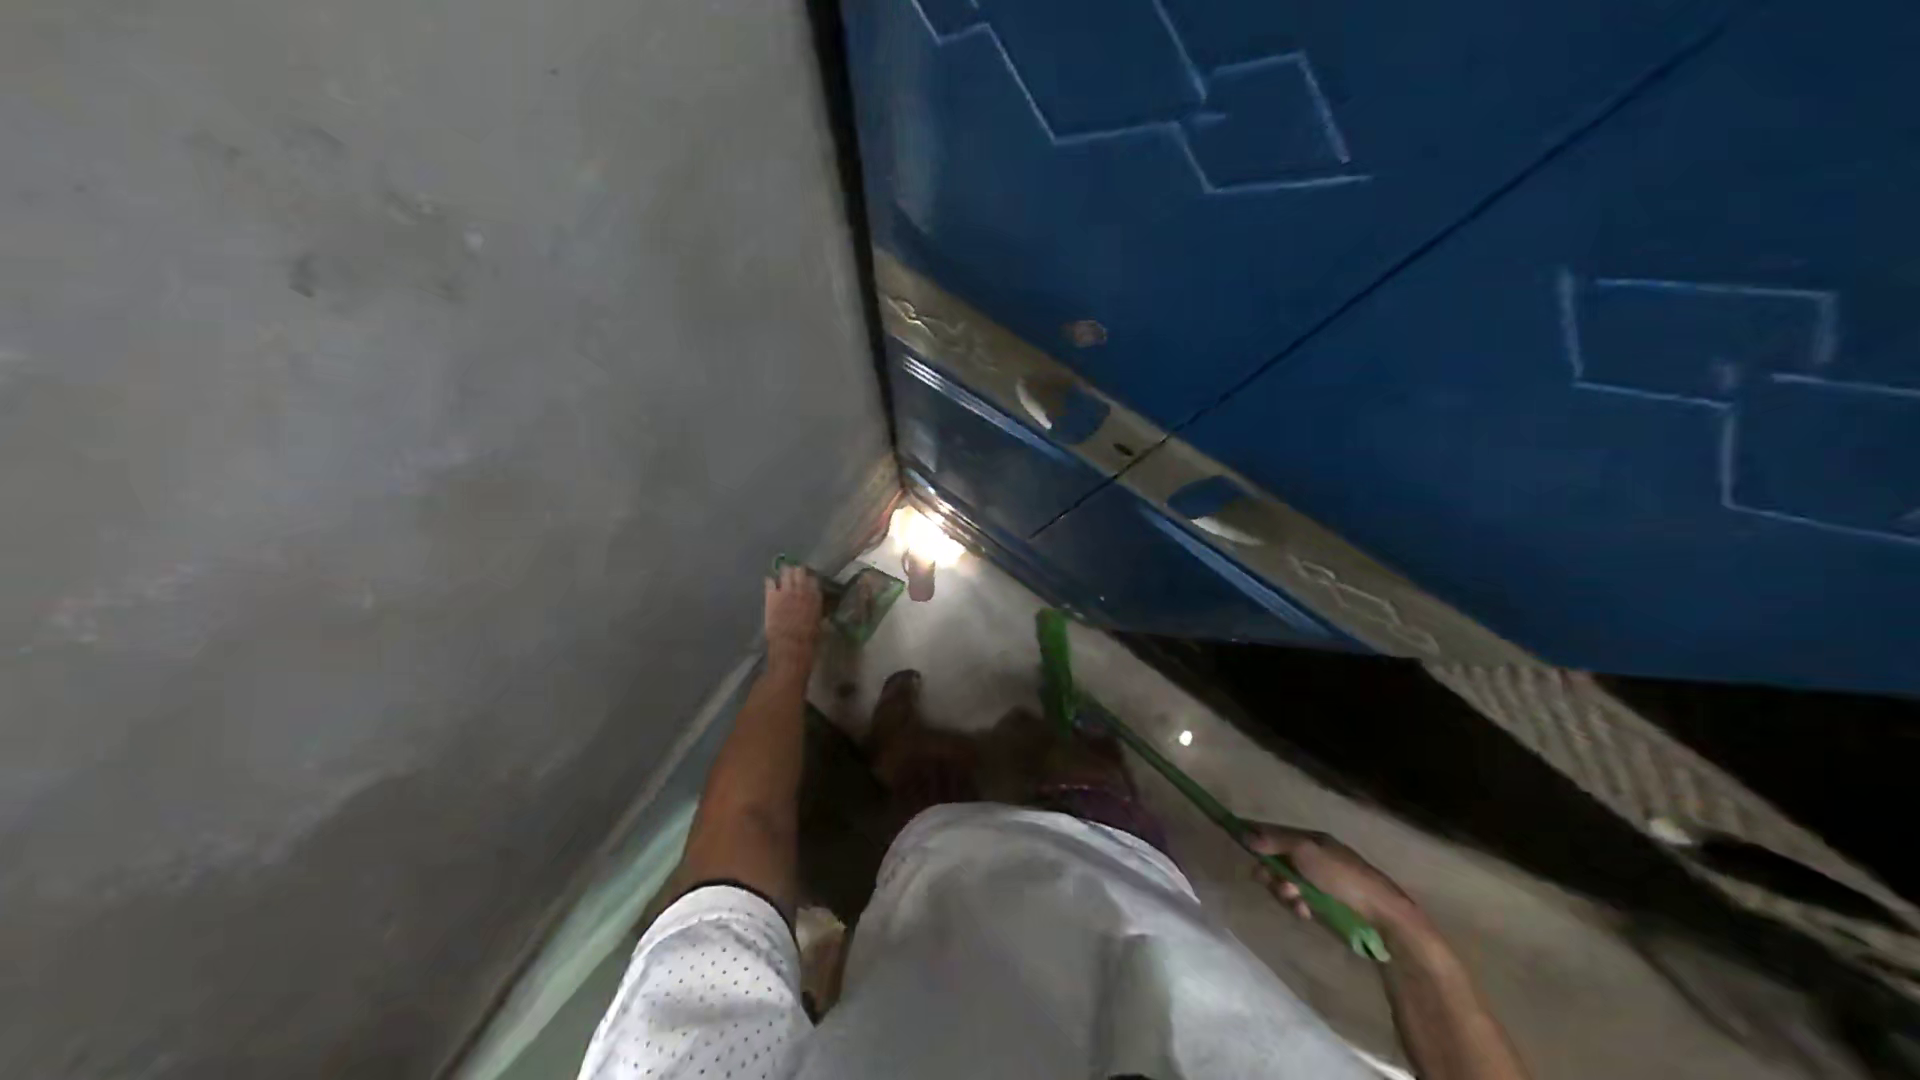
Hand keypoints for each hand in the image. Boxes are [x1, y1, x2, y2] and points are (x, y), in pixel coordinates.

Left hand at [765, 565, 823, 671]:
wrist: (789, 646)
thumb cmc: (808, 641)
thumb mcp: (819, 625)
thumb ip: (816, 612)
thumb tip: (816, 609)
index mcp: (815, 597)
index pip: (813, 581)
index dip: (810, 579)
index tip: (809, 579)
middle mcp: (801, 591)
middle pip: (800, 572)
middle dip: (798, 572)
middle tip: (796, 571)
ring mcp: (785, 592)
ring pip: (785, 573)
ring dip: (785, 572)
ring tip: (784, 570)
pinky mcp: (771, 597)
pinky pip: (769, 583)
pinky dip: (770, 582)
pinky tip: (770, 581)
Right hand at [1248, 823, 1426, 937]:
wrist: (1381, 916)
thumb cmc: (1342, 876)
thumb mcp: (1306, 850)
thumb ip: (1274, 841)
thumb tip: (1244, 833)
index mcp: (1308, 840)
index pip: (1271, 832)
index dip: (1253, 835)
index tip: (1235, 840)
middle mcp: (1309, 858)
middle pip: (1272, 860)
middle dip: (1270, 871)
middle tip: (1275, 882)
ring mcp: (1314, 883)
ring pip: (1281, 882)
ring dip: (1284, 891)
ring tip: (1297, 901)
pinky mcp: (1319, 905)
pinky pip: (1295, 901)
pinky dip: (1297, 906)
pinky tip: (1307, 912)